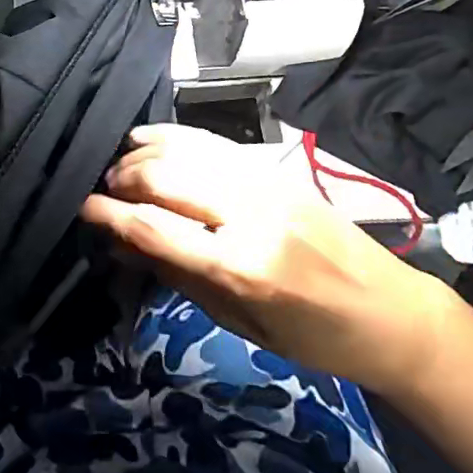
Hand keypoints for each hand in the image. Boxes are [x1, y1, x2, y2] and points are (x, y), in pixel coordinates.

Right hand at [80, 124, 455, 387]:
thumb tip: (125, 245)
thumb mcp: (240, 323)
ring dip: (146, 151)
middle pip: (166, 178)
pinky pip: (215, 142)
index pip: (156, 228)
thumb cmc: (313, 336)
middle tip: (103, 189)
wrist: (389, 310)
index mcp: (241, 265)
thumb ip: (179, 276)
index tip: (83, 207)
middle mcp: (250, 212)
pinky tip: (153, 138)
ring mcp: (266, 181)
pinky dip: (178, 136)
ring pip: (188, 148)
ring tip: (120, 161)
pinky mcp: (276, 167)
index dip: (111, 215)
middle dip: (125, 178)